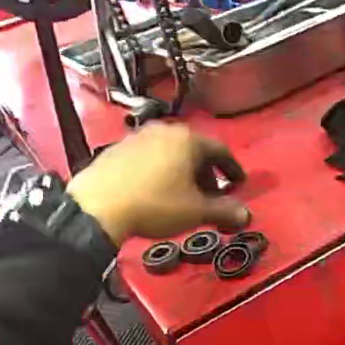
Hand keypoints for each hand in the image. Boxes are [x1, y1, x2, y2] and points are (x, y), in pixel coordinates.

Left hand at [67, 123, 249, 243]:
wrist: (99, 206)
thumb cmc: (155, 205)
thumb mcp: (195, 211)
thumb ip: (224, 211)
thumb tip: (245, 214)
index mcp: (188, 140)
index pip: (220, 150)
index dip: (232, 169)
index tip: (238, 184)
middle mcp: (164, 131)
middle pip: (195, 149)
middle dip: (206, 172)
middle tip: (211, 194)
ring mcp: (138, 137)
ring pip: (171, 151)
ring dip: (182, 171)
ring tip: (184, 194)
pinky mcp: (118, 148)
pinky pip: (149, 157)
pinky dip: (160, 170)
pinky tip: (157, 190)